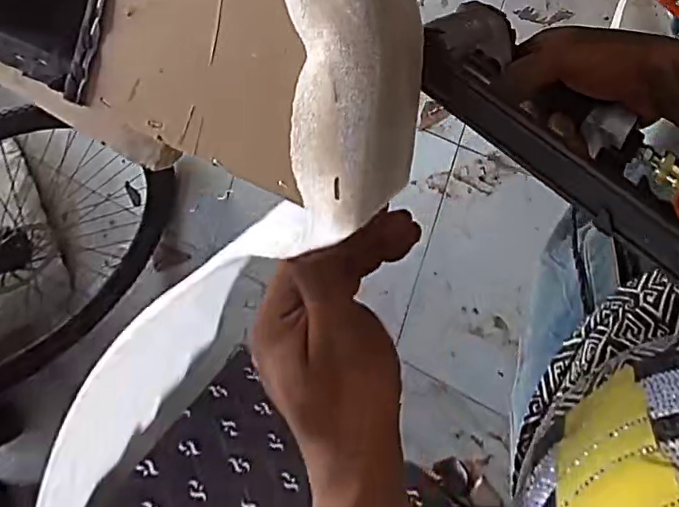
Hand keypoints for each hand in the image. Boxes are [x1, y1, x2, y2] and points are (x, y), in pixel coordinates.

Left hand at [250, 209, 420, 506]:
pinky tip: (386, 255)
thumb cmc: (352, 412)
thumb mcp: (338, 336)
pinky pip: (342, 286)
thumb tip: (316, 235)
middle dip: (362, 238)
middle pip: (322, 259)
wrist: (364, 463)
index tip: (374, 214)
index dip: (342, 229)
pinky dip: (367, 268)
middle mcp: (282, 319)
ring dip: (369, 249)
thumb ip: (325, 281)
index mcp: (275, 319)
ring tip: (402, 233)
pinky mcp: (323, 332)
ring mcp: (302, 326)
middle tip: (397, 223)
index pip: (307, 254)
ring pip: (335, 269)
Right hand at [501, 25, 678, 123]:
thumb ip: (523, 73)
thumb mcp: (560, 59)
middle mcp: (561, 67)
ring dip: (560, 130)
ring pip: (552, 120)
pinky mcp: (594, 113)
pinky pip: (574, 131)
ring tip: (575, 132)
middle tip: (553, 121)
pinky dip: (578, 137)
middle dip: (539, 116)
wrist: (659, 82)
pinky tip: (585, 139)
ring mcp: (579, 91)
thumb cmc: (614, 59)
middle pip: (531, 100)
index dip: (507, 86)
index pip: (512, 66)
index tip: (506, 108)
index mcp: (549, 45)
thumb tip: (495, 90)